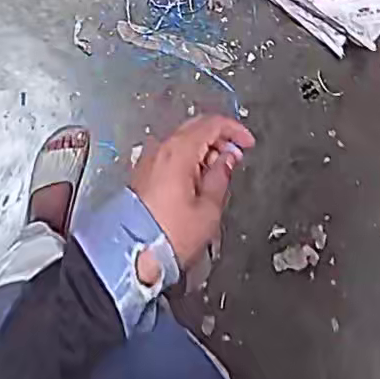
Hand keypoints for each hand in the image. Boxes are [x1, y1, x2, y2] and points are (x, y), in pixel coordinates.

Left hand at [130, 115, 255, 270]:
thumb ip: (221, 177)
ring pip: (182, 140)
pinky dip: (188, 158)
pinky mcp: (143, 172)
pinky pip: (171, 154)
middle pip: (195, 128)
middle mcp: (161, 148)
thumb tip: (227, 159)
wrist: (131, 254)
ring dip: (204, 149)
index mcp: (179, 151)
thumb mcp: (208, 210)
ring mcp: (150, 158)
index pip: (211, 124)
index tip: (248, 141)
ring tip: (219, 173)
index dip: (234, 129)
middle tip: (236, 156)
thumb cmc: (170, 235)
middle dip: (219, 138)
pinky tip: (197, 180)